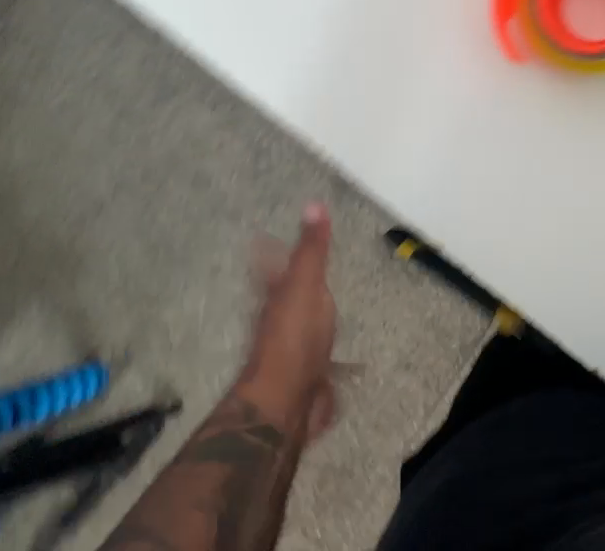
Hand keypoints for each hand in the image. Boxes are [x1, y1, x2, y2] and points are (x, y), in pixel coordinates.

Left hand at [241, 202, 337, 435]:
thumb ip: (311, 250)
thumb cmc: (294, 337)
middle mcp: (280, 321)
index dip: (268, 252)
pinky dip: (329, 346)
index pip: (271, 268)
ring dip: (308, 313)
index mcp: (277, 298)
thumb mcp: (305, 285)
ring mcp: (293, 349)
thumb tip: (313, 203)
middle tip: (299, 266)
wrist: (289, 401)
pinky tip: (344, 353)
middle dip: (289, 282)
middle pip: (283, 296)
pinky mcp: (311, 372)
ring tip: (324, 302)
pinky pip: (320, 351)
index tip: (260, 237)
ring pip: (300, 323)